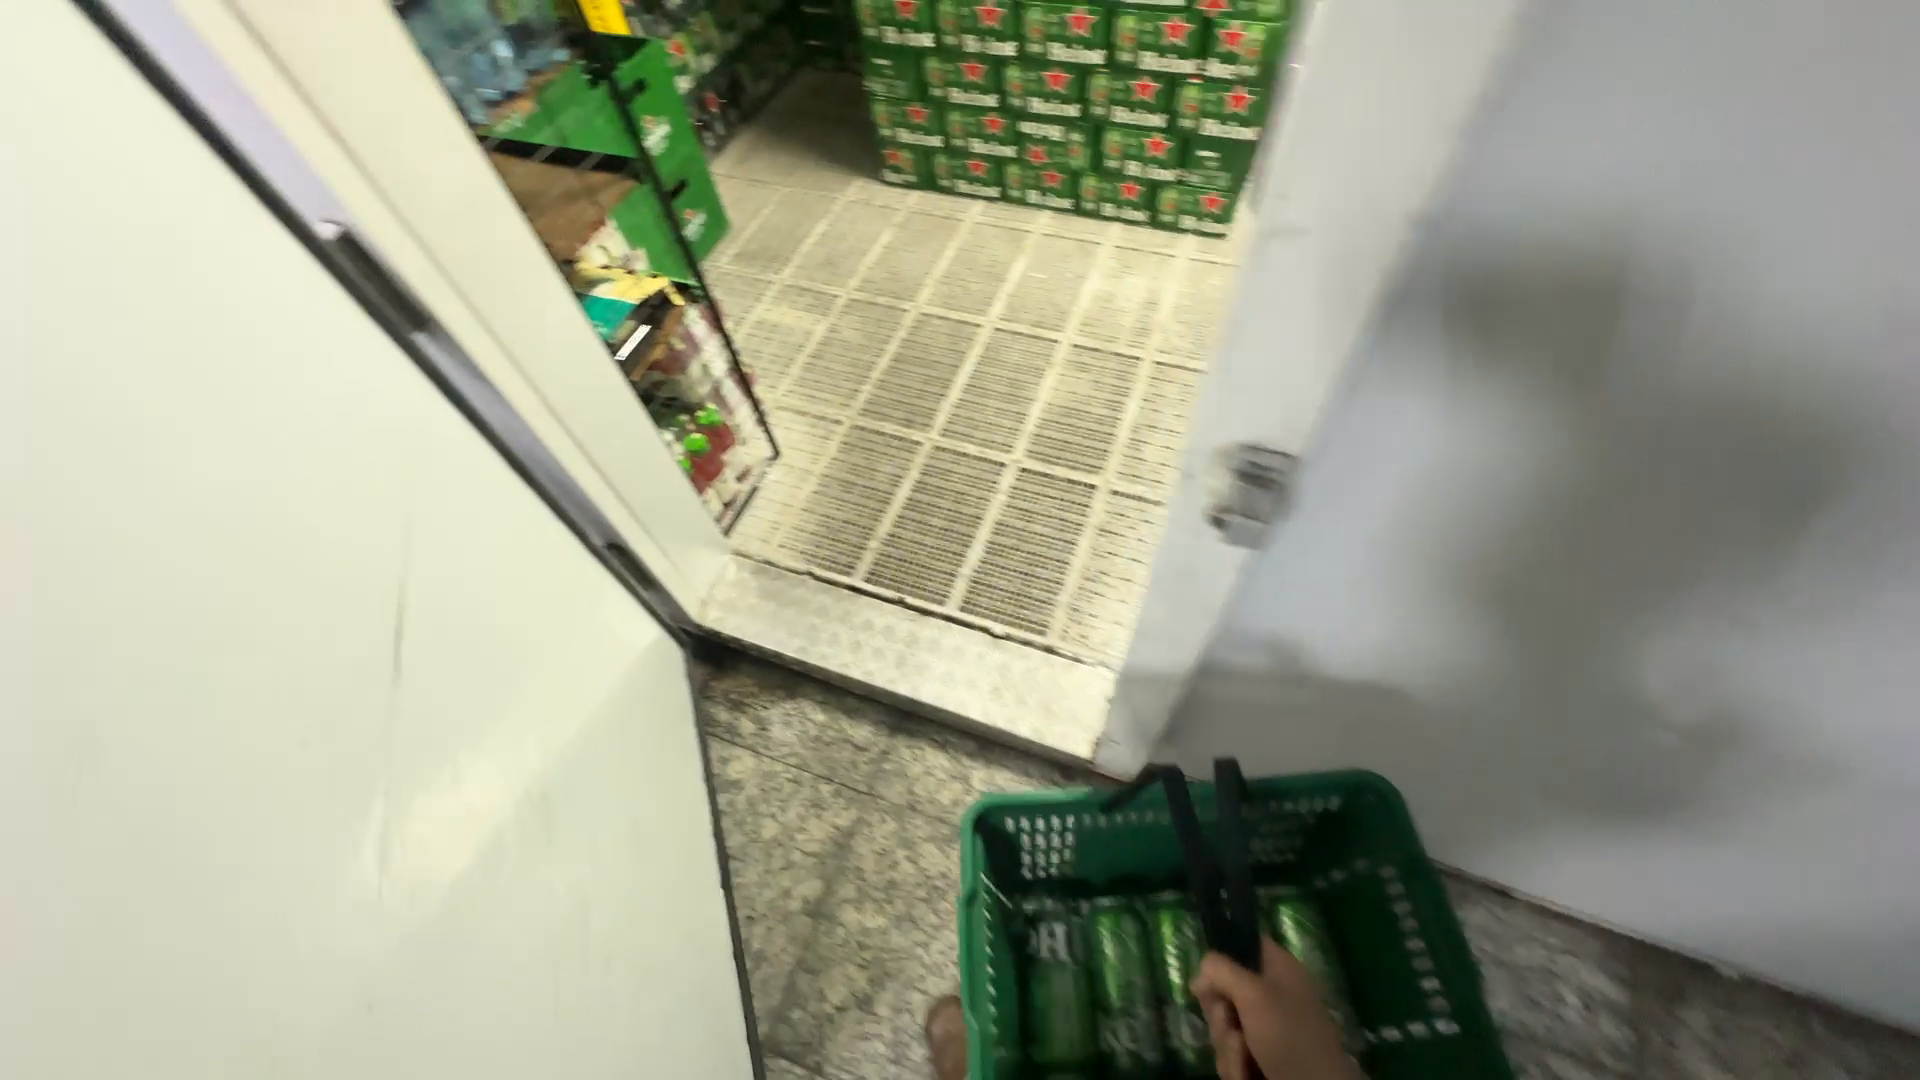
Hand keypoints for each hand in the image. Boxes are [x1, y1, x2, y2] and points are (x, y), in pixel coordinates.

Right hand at [1190, 938, 1362, 1079]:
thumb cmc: (1289, 1035)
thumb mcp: (1251, 993)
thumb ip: (1219, 970)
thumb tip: (1199, 975)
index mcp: (1277, 967)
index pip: (1242, 943)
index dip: (1220, 958)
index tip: (1209, 979)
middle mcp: (1270, 993)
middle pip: (1223, 989)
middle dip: (1219, 1012)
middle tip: (1229, 1023)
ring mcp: (1265, 1028)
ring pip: (1224, 1025)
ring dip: (1226, 1044)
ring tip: (1243, 1056)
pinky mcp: (1261, 1057)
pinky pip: (1232, 1052)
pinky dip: (1235, 1064)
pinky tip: (1247, 1073)